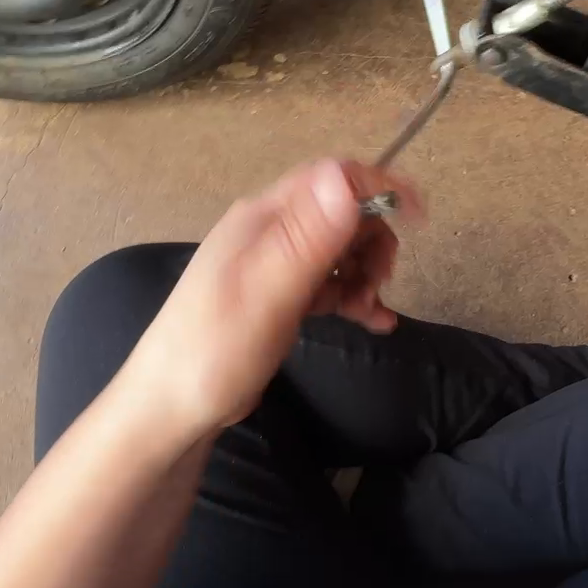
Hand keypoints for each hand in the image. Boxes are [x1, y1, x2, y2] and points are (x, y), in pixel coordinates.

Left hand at [122, 160, 418, 432]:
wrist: (170, 411)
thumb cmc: (213, 351)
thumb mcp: (265, 295)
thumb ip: (306, 238)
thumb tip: (346, 179)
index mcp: (264, 218)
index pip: (331, 177)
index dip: (378, 187)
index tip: (417, 216)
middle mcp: (271, 230)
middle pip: (342, 212)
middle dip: (373, 242)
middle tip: (378, 283)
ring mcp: (275, 263)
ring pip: (340, 248)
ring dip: (365, 273)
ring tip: (368, 310)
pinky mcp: (281, 294)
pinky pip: (330, 281)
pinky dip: (354, 296)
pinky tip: (375, 322)